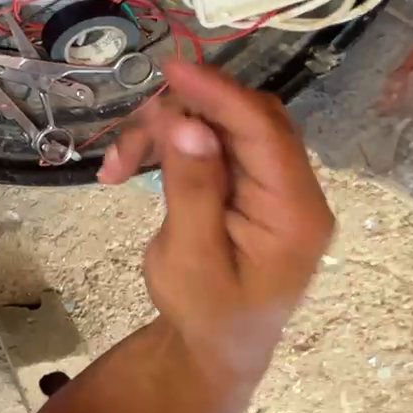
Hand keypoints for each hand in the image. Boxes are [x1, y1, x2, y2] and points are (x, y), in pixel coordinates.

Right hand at [98, 62, 334, 402]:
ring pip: (214, 125)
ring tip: (117, 166)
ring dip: (160, 133)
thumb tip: (187, 125)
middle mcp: (290, 188)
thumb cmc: (205, 309)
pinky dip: (159, 147)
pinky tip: (122, 169)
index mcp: (295, 210)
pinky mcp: (240, 183)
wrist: (212, 343)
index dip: (219, 94)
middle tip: (131, 134)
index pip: (263, 132)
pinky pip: (200, 143)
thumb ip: (192, 188)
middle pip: (243, 118)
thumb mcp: (191, 254)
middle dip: (182, 113)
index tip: (171, 69)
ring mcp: (266, 184)